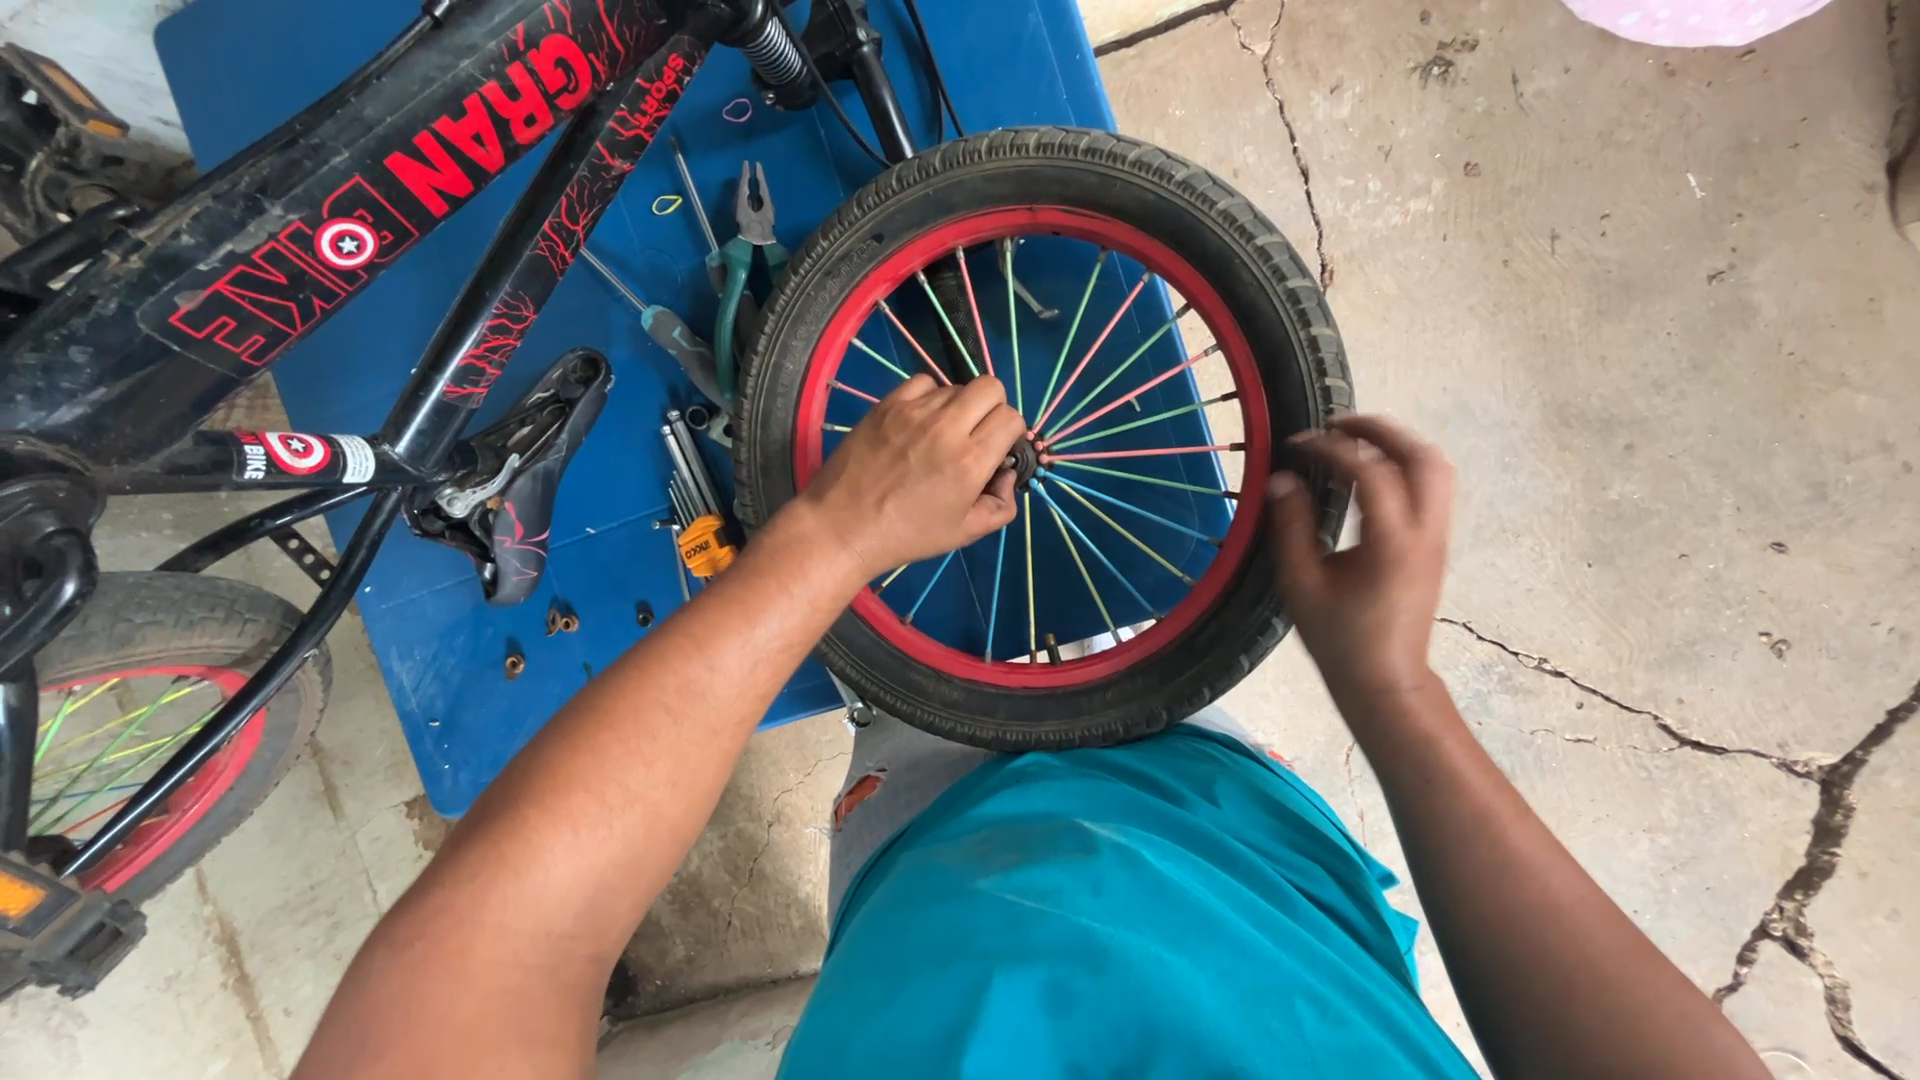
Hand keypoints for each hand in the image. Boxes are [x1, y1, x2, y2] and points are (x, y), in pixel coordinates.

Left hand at [797, 374, 1025, 579]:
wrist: (844, 527)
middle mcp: (947, 427)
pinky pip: (922, 382)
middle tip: (976, 434)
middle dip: (993, 408)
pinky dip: (929, 397)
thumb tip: (1006, 474)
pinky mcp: (887, 404)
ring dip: (959, 406)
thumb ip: (1001, 504)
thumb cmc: (907, 535)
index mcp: (971, 461)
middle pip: (991, 387)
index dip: (1010, 432)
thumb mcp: (965, 532)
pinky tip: (918, 422)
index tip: (997, 449)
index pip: (1011, 417)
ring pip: (956, 386)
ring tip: (941, 433)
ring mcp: (914, 411)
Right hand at [1268, 415, 1454, 705]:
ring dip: (1397, 443)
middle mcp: (1426, 533)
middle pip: (1421, 456)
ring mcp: (1438, 537)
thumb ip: (1291, 528)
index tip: (1298, 445)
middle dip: (1379, 430)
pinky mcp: (1436, 543)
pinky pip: (1432, 486)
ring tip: (1353, 440)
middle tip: (1336, 424)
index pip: (1370, 473)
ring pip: (1436, 467)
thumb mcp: (1300, 584)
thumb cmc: (1338, 637)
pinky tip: (1368, 471)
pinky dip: (1403, 463)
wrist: (1385, 677)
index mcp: (1391, 543)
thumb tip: (1281, 480)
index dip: (1332, 449)